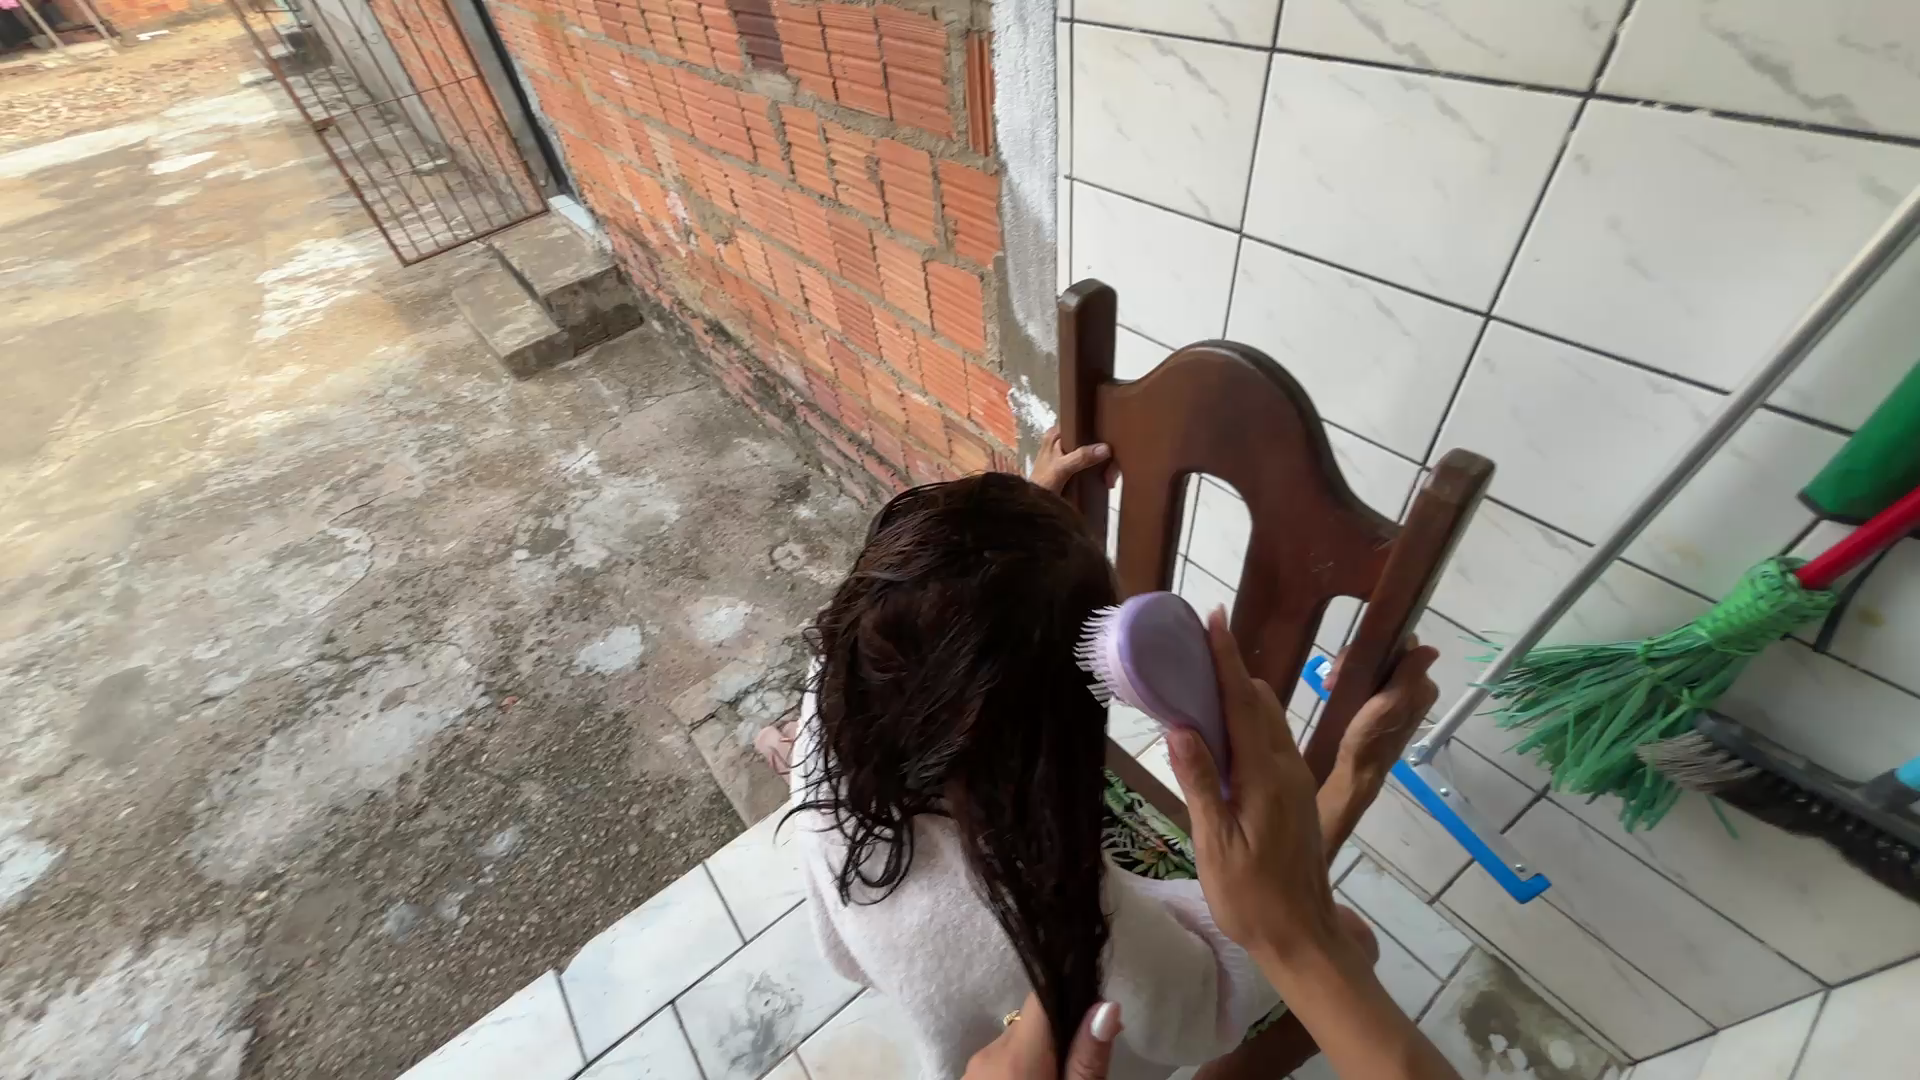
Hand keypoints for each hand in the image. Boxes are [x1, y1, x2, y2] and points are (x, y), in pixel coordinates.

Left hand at [961, 993, 1121, 1079]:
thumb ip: (1086, 1060)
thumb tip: (1107, 1003)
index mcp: (1015, 1053)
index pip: (1042, 996)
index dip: (1068, 991)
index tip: (1093, 998)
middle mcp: (987, 1052)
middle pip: (1033, 1024)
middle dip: (1060, 1036)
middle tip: (1089, 1063)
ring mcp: (972, 1070)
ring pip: (1017, 1046)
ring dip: (1040, 1057)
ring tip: (1066, 1077)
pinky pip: (1000, 1064)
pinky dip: (1020, 1071)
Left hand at [1030, 427, 1114, 494]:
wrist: (1034, 507)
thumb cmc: (1042, 484)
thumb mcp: (1061, 468)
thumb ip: (1080, 457)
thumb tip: (1106, 448)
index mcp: (1056, 434)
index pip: (1081, 424)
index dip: (1098, 431)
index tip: (1112, 441)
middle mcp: (1064, 441)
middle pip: (1092, 441)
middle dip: (1105, 456)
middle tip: (1111, 473)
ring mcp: (1070, 456)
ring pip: (1095, 454)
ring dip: (1105, 467)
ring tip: (1109, 481)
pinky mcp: (1075, 469)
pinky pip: (1093, 466)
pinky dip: (1102, 474)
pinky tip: (1107, 483)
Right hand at [1164, 609, 1342, 961]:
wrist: (1302, 939)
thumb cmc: (1251, 897)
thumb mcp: (1216, 843)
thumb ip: (1200, 782)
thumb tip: (1180, 727)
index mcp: (1266, 777)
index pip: (1243, 704)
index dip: (1227, 659)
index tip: (1215, 619)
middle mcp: (1287, 769)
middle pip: (1260, 703)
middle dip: (1230, 669)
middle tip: (1193, 650)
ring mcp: (1295, 781)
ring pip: (1269, 719)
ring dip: (1239, 694)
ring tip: (1202, 683)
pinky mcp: (1294, 794)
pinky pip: (1271, 739)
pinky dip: (1246, 719)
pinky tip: (1221, 730)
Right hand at [1312, 641, 1441, 857]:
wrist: (1355, 772)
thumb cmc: (1369, 739)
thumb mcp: (1388, 706)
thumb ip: (1409, 678)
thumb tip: (1431, 649)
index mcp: (1420, 687)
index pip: (1402, 647)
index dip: (1374, 647)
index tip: (1346, 663)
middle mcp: (1413, 689)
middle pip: (1385, 654)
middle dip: (1356, 660)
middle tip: (1332, 677)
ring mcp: (1396, 697)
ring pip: (1373, 665)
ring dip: (1348, 670)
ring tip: (1329, 685)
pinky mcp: (1380, 704)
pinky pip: (1366, 678)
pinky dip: (1349, 679)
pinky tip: (1334, 689)